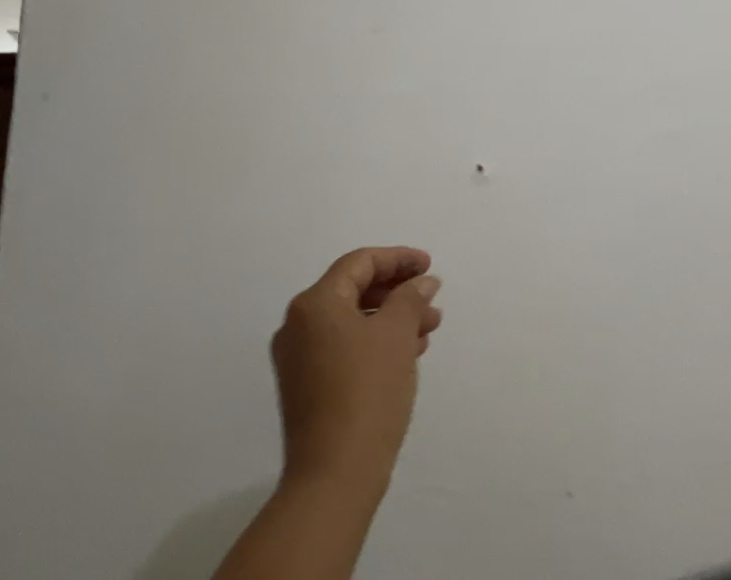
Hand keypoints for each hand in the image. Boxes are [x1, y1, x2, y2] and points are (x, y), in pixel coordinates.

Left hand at [271, 246, 442, 491]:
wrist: (334, 473)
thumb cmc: (367, 391)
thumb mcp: (396, 336)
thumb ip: (410, 299)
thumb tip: (422, 282)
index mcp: (314, 303)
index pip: (359, 263)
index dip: (397, 259)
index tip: (429, 265)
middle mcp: (298, 324)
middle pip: (353, 291)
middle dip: (397, 292)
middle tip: (433, 299)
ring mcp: (298, 358)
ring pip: (351, 322)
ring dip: (391, 319)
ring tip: (429, 329)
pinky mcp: (306, 386)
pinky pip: (344, 348)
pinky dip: (375, 342)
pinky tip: (407, 354)